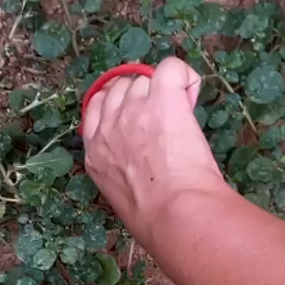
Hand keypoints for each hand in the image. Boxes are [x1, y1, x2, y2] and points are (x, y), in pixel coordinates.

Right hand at [80, 57, 231, 251]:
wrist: (173, 213)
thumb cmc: (152, 217)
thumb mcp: (118, 193)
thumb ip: (119, 166)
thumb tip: (139, 154)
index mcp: (94, 153)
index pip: (96, 105)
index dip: (117, 102)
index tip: (136, 112)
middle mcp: (109, 127)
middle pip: (121, 87)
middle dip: (142, 95)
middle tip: (162, 118)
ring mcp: (134, 110)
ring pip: (146, 78)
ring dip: (162, 90)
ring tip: (180, 117)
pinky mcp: (162, 99)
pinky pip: (171, 67)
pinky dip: (184, 77)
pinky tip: (190, 96)